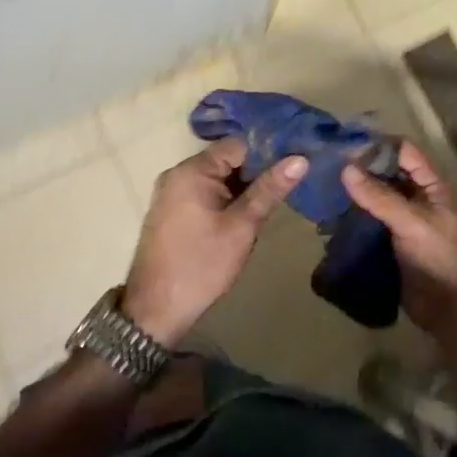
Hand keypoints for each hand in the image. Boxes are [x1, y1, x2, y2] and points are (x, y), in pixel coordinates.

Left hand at [121, 138, 305, 345]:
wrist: (155, 311)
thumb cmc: (201, 265)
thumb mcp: (242, 226)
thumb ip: (270, 189)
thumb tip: (301, 159)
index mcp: (192, 171)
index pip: (240, 145)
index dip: (270, 152)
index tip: (296, 163)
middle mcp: (178, 174)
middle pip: (229, 160)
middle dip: (258, 172)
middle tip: (290, 185)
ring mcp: (172, 193)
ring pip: (219, 178)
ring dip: (244, 188)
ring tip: (274, 200)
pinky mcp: (172, 212)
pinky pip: (206, 193)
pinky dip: (227, 199)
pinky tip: (247, 214)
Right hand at [340, 142, 456, 341]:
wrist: (453, 310)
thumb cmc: (441, 257)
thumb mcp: (413, 222)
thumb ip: (380, 197)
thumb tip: (346, 168)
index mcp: (433, 187)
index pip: (405, 153)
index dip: (378, 144)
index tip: (345, 141)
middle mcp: (418, 199)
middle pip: (388, 175)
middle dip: (362, 169)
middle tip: (325, 163)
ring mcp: (404, 223)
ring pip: (376, 200)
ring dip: (355, 195)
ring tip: (321, 187)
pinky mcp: (391, 245)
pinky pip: (370, 225)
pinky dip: (353, 220)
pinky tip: (328, 218)